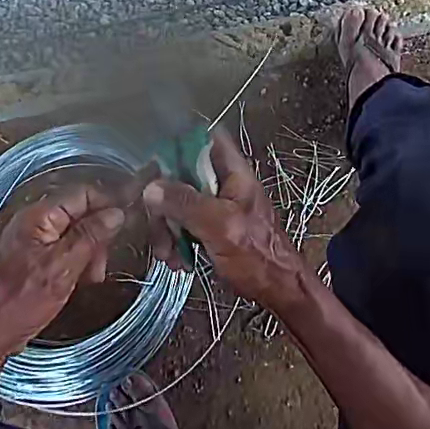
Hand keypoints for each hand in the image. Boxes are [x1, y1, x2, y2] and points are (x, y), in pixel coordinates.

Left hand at [0, 186, 125, 405]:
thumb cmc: (17, 303)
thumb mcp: (63, 267)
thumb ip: (91, 236)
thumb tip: (116, 214)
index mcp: (38, 217)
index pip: (84, 193)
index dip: (108, 203)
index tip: (130, 217)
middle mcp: (33, 222)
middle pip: (80, 213)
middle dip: (98, 234)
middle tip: (103, 262)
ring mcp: (32, 241)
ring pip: (74, 233)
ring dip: (90, 252)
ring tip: (91, 276)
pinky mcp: (32, 259)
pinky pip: (63, 250)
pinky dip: (77, 263)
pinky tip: (79, 280)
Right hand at [141, 132, 315, 314]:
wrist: (278, 289)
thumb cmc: (256, 254)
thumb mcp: (219, 225)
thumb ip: (186, 203)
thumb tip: (151, 187)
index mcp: (233, 172)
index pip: (205, 138)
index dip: (178, 143)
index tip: (154, 165)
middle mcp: (224, 184)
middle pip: (182, 174)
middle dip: (164, 200)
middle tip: (156, 226)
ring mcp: (217, 207)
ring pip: (179, 203)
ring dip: (166, 228)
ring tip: (167, 254)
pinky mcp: (211, 228)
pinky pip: (184, 225)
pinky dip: (175, 241)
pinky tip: (177, 261)